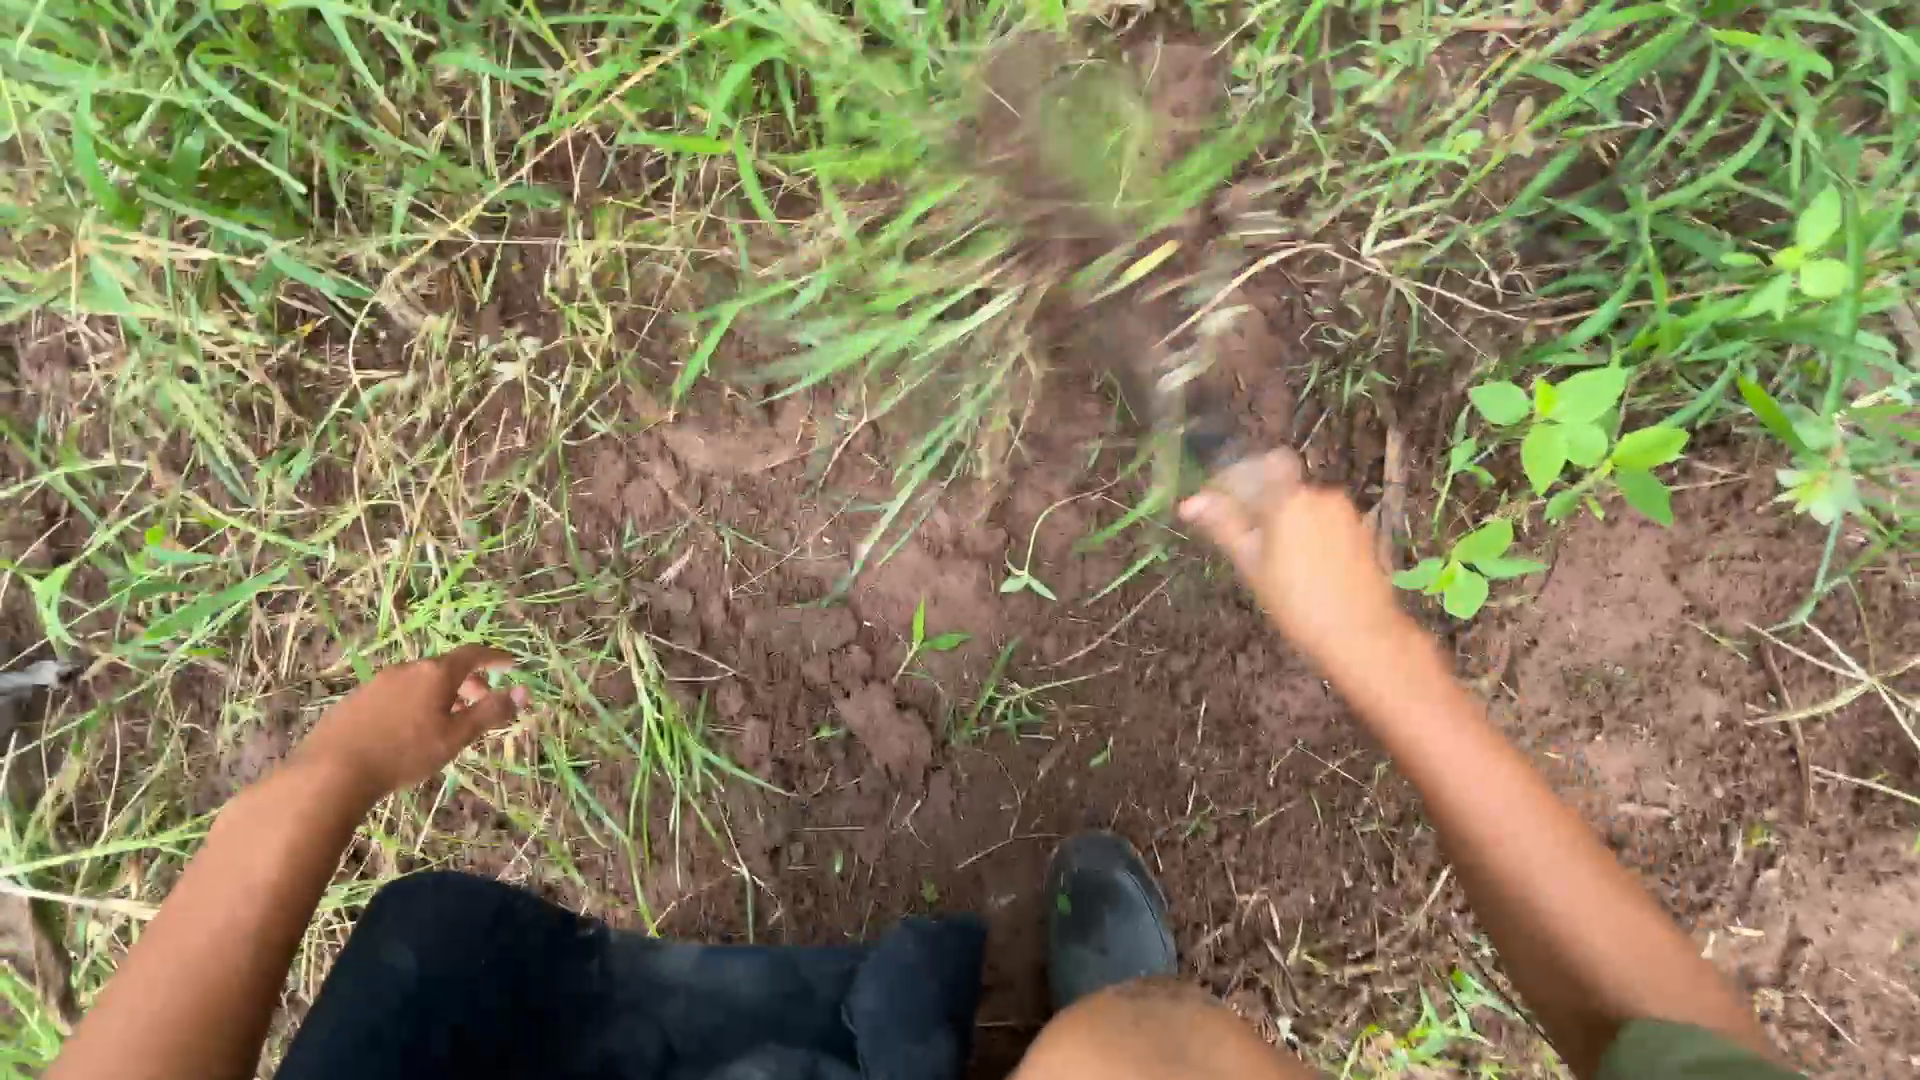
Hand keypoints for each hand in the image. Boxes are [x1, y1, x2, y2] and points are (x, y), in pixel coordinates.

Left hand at [293, 646, 527, 801]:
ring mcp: (376, 684)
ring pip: (418, 681)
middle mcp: (407, 670)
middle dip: (468, 681)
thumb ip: (491, 712)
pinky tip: (408, 729)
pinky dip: (413, 702)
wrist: (329, 774)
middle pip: (445, 667)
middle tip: (480, 700)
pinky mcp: (354, 701)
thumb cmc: (404, 753)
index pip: (473, 654)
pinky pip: (395, 693)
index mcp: (436, 673)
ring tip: (445, 718)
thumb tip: (524, 691)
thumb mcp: (457, 736)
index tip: (510, 664)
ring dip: (439, 692)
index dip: (495, 658)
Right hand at [1179, 451, 1402, 665]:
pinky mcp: (1363, 533)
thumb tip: (1189, 502)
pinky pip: (1326, 523)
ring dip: (1287, 524)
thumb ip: (1223, 525)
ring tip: (1277, 563)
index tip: (1228, 502)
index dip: (1245, 478)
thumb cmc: (1296, 601)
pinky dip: (1310, 537)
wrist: (1361, 634)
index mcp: (1290, 499)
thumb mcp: (1251, 563)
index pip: (1264, 465)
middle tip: (1248, 544)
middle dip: (1263, 509)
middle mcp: (1322, 496)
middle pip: (1283, 489)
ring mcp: (1346, 514)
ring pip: (1305, 508)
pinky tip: (1305, 569)